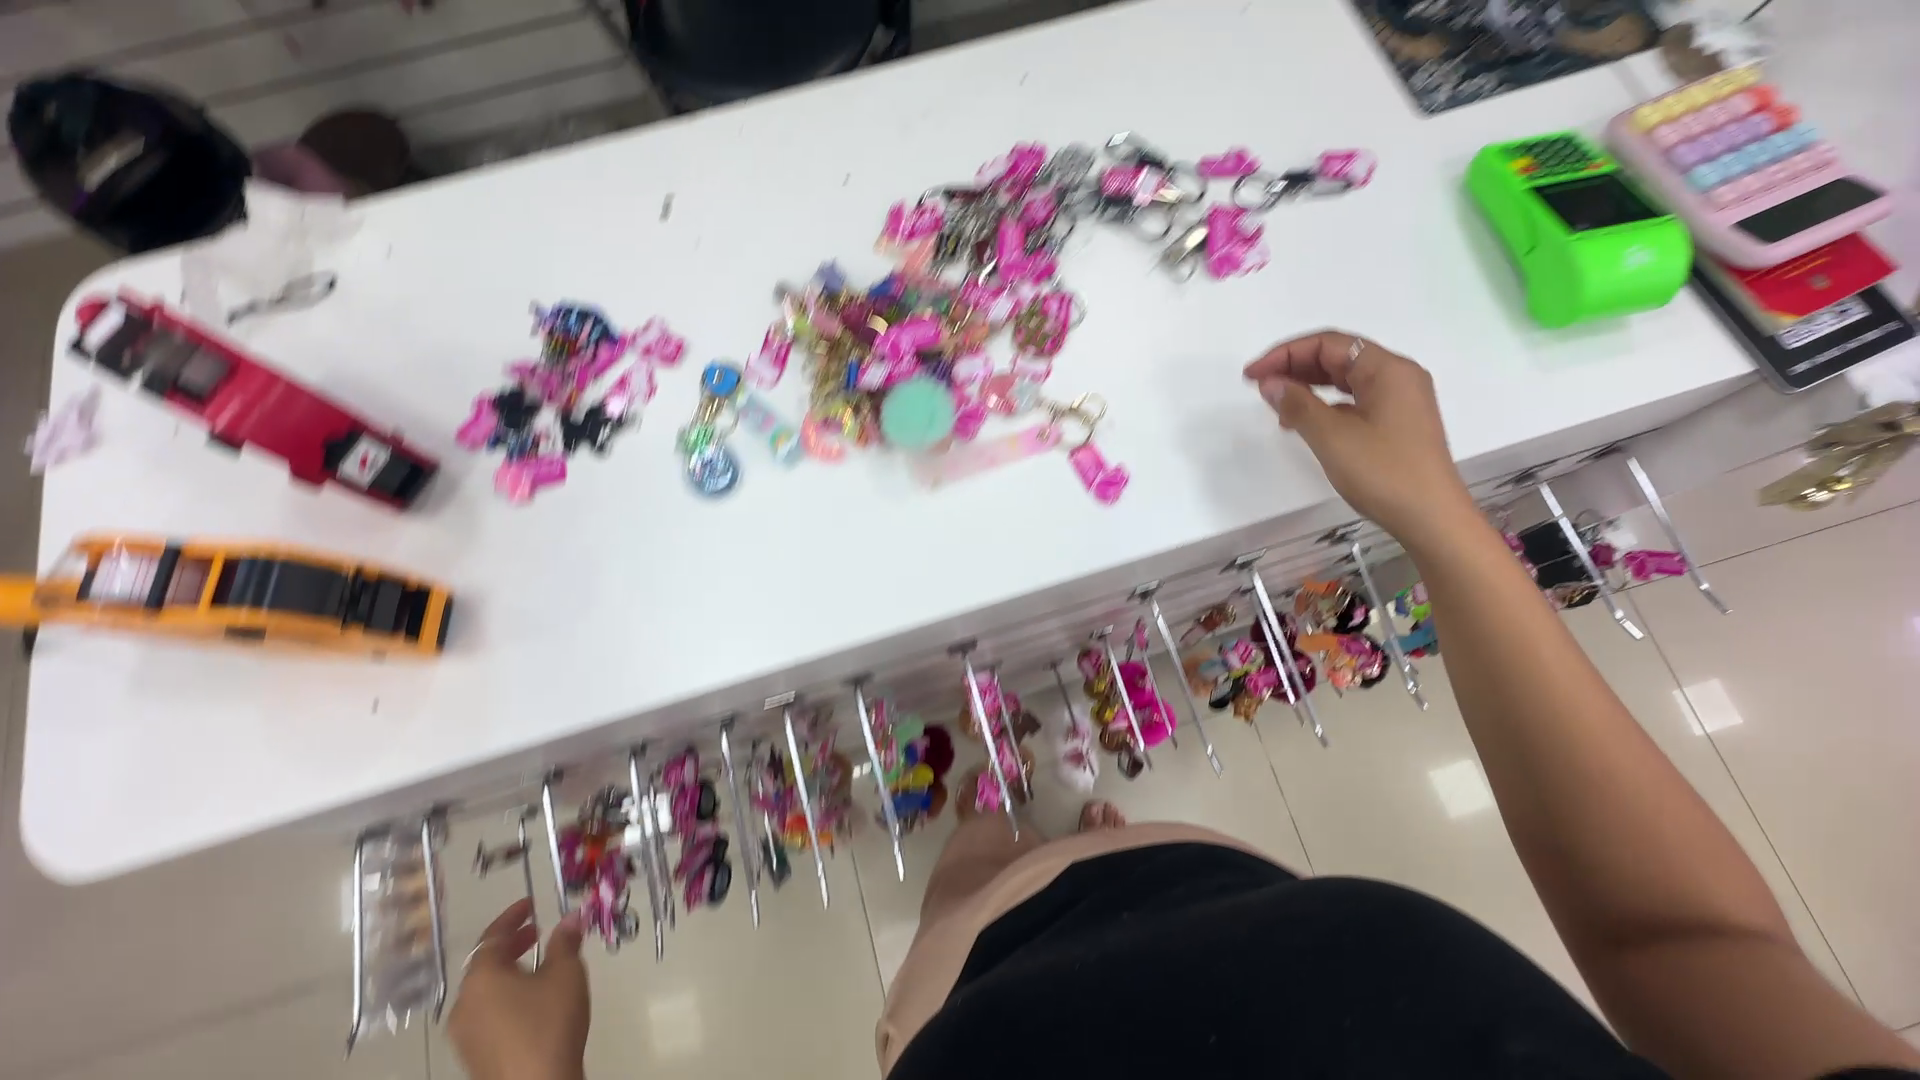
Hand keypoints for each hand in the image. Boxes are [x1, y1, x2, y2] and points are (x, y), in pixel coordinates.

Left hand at [449, 899, 589, 1079]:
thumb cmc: (549, 1024)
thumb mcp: (566, 974)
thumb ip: (566, 941)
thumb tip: (572, 916)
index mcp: (482, 978)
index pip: (492, 936)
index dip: (512, 916)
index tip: (531, 904)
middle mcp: (464, 1003)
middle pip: (485, 963)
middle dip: (511, 944)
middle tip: (537, 932)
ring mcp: (464, 1033)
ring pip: (484, 990)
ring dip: (508, 971)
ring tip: (538, 966)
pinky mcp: (473, 1056)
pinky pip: (486, 1012)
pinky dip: (505, 996)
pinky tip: (531, 1002)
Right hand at [1244, 330, 1474, 542]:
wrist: (1431, 518)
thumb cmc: (1383, 472)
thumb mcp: (1332, 437)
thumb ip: (1297, 404)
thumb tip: (1269, 383)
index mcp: (1387, 369)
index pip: (1328, 344)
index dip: (1285, 354)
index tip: (1252, 374)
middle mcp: (1398, 376)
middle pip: (1338, 357)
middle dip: (1295, 368)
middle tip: (1259, 387)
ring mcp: (1401, 400)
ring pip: (1345, 380)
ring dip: (1308, 387)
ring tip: (1276, 404)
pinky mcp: (1398, 422)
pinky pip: (1355, 400)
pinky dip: (1325, 405)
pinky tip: (1304, 422)